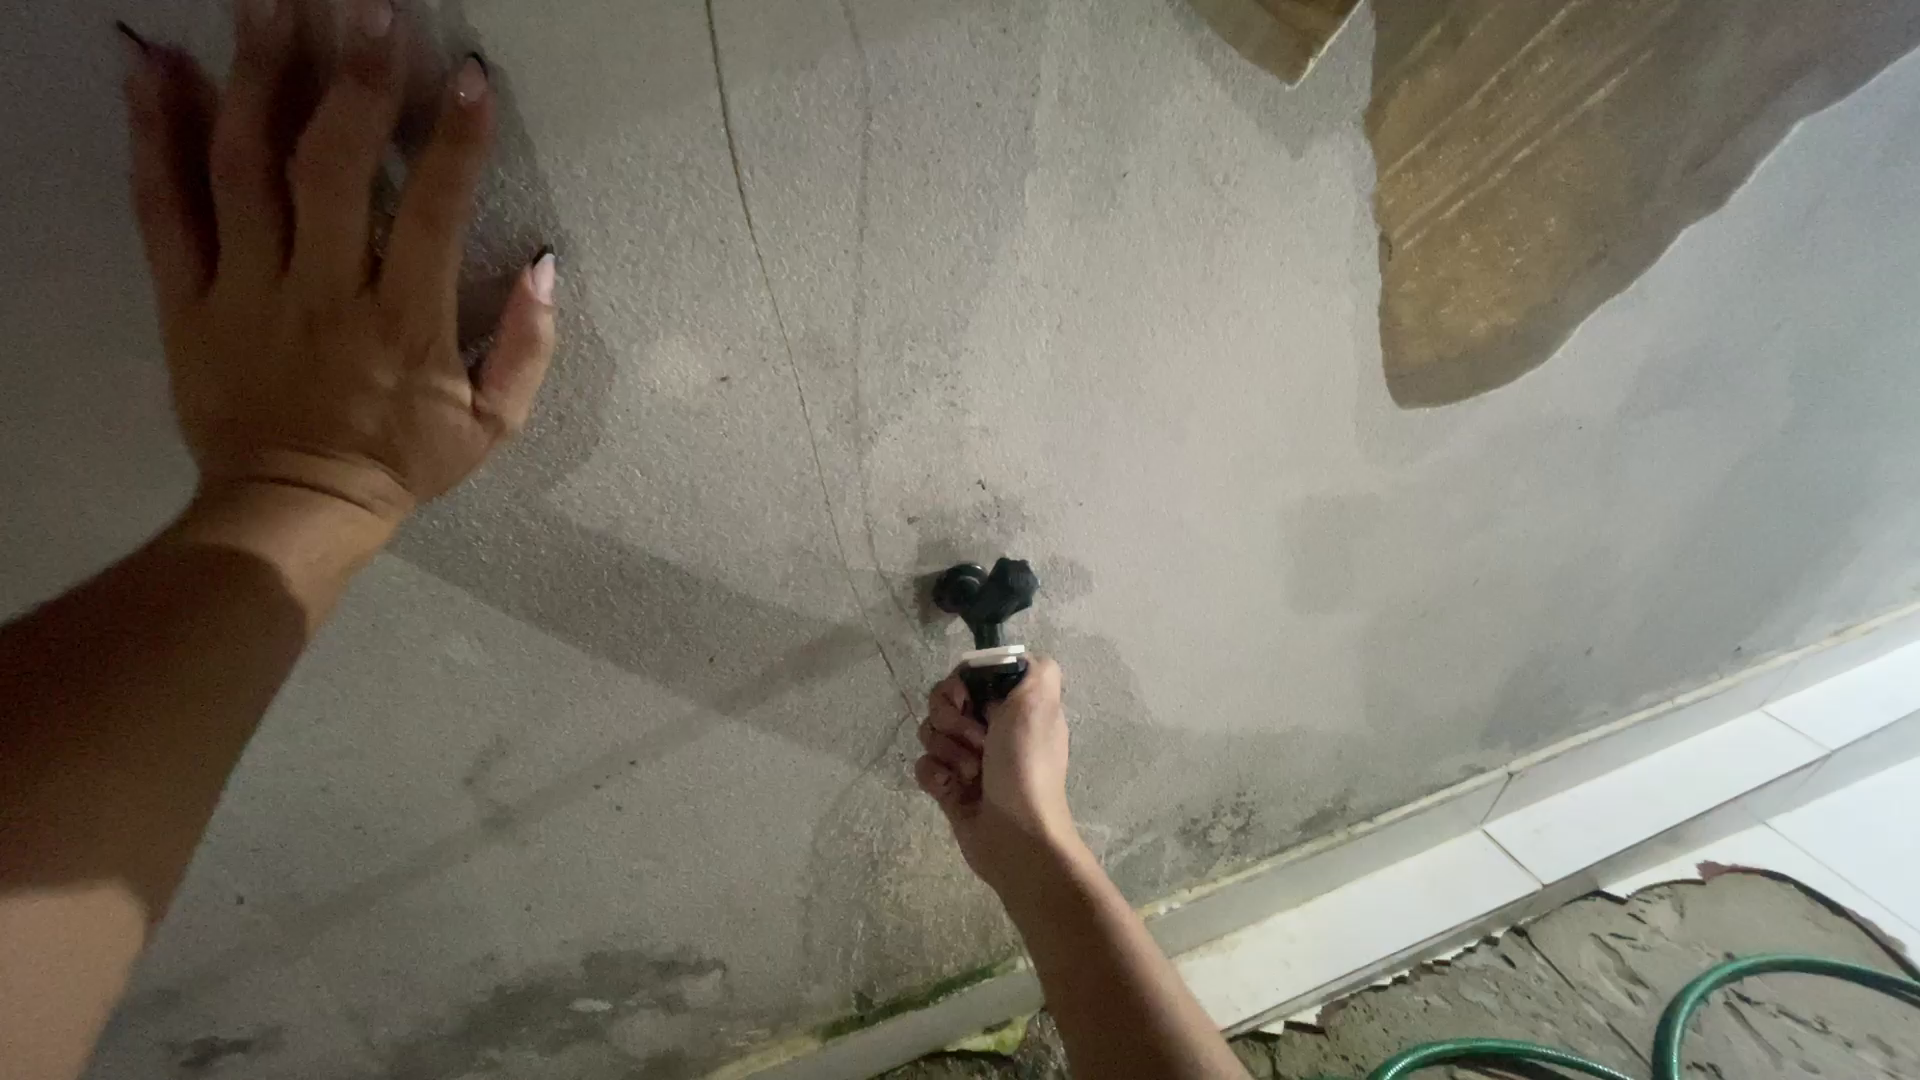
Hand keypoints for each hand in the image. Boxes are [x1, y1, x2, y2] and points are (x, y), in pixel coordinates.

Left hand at [121, 0, 554, 534]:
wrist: (300, 502)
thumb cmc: (411, 459)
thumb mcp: (497, 422)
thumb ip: (529, 347)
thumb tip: (546, 267)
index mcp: (409, 324)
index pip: (435, 214)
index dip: (455, 141)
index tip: (467, 79)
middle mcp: (328, 292)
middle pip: (333, 167)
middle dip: (356, 81)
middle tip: (369, 10)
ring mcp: (250, 288)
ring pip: (245, 165)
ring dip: (261, 76)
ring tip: (276, 4)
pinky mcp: (189, 294)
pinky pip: (165, 203)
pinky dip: (154, 128)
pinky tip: (156, 61)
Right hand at [914, 656, 1081, 894]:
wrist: (1017, 836)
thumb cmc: (1027, 766)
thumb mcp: (1040, 703)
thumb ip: (1034, 668)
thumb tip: (1013, 659)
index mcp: (1011, 706)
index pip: (968, 677)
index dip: (960, 684)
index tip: (965, 698)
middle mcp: (989, 728)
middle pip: (942, 702)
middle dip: (951, 720)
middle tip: (976, 740)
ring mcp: (967, 758)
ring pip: (930, 733)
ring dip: (947, 751)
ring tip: (971, 772)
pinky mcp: (949, 786)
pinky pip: (923, 765)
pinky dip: (935, 776)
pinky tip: (952, 789)